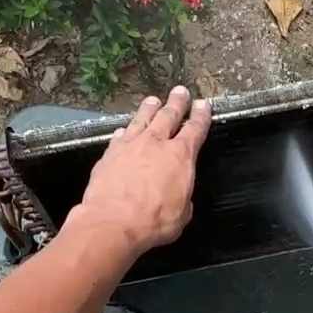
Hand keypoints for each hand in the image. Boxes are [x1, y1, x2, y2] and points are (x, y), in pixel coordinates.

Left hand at [66, 85, 209, 254]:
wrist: (113, 222)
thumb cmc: (154, 221)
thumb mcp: (181, 215)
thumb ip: (182, 199)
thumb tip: (179, 196)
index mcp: (181, 157)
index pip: (195, 130)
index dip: (201, 116)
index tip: (204, 104)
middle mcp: (156, 144)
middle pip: (168, 116)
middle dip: (176, 103)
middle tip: (180, 91)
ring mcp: (130, 146)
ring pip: (142, 120)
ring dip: (149, 109)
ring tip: (153, 100)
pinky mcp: (109, 154)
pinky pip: (119, 137)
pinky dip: (125, 131)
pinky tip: (124, 130)